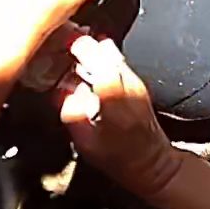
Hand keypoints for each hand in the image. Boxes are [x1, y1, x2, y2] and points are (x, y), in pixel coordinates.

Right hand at [57, 35, 183, 203]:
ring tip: (72, 60)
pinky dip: (99, 59)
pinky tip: (87, 71)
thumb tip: (57, 89)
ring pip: (109, 51)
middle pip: (102, 48)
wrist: (152, 163)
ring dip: (90, 51)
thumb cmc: (120, 158)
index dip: (75, 46)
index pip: (95, 55)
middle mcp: (128, 82)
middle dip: (80, 46)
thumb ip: (70, 113)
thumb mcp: (86, 143)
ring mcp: (135, 80)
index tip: (58, 45)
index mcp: (114, 95)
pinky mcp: (137, 81)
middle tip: (61, 51)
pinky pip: (115, 60)